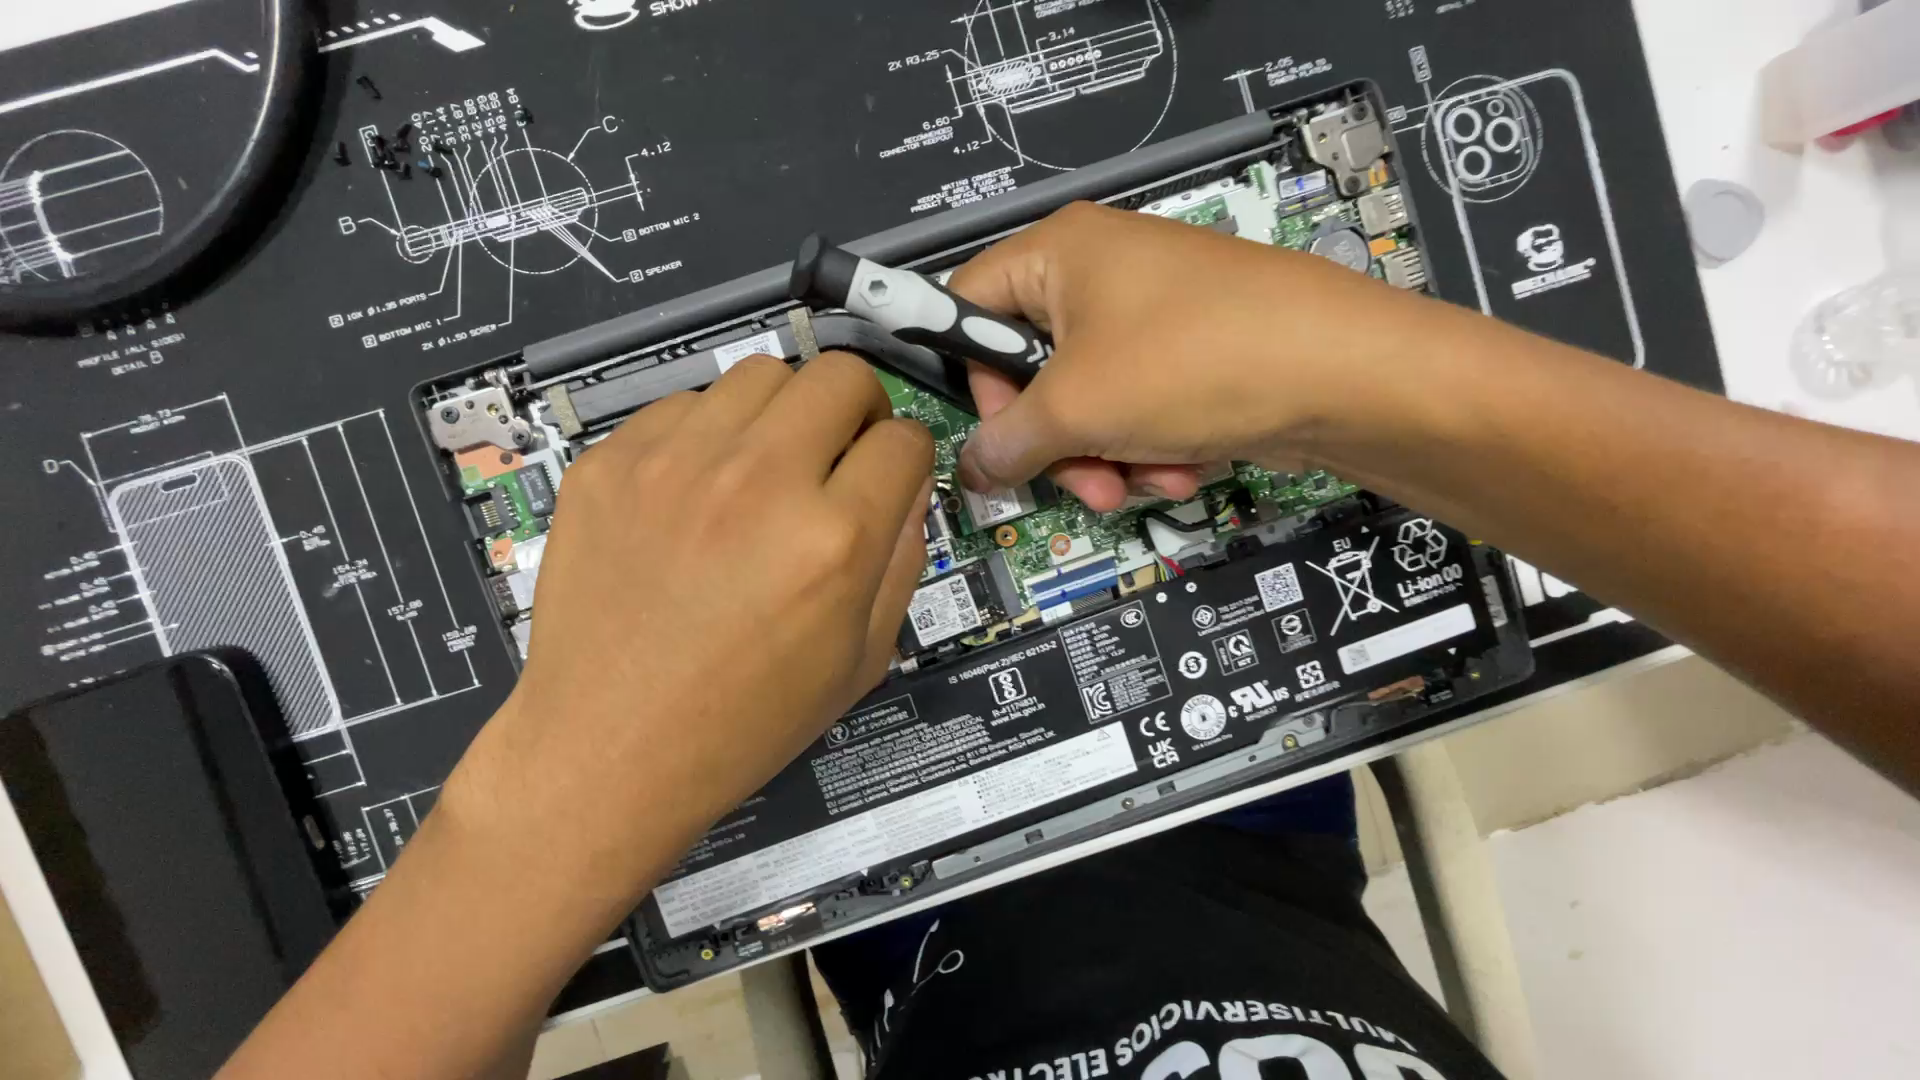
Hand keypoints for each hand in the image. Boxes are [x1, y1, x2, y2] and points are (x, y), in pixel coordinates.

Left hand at [445, 352, 933, 905]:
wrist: (611, 746)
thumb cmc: (749, 718)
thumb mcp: (863, 658)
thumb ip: (903, 559)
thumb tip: (906, 485)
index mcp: (835, 539)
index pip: (905, 439)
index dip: (910, 456)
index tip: (891, 475)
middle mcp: (760, 480)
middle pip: (842, 376)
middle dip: (861, 409)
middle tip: (841, 454)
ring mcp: (675, 462)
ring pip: (763, 374)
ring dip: (786, 412)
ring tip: (768, 465)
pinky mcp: (610, 462)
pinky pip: (684, 405)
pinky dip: (710, 434)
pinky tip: (698, 489)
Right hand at [949, 201, 1485, 511]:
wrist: (1344, 375)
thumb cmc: (1187, 365)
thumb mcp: (1076, 408)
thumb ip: (1005, 441)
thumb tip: (970, 470)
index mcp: (1057, 253)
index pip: (966, 305)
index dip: (967, 374)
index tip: (989, 430)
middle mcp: (1098, 274)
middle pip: (1030, 370)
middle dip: (1057, 442)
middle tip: (1082, 483)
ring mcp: (1148, 315)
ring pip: (1086, 403)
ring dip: (1107, 456)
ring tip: (1149, 480)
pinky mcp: (1189, 354)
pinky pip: (1137, 408)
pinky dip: (1151, 447)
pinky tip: (1185, 467)